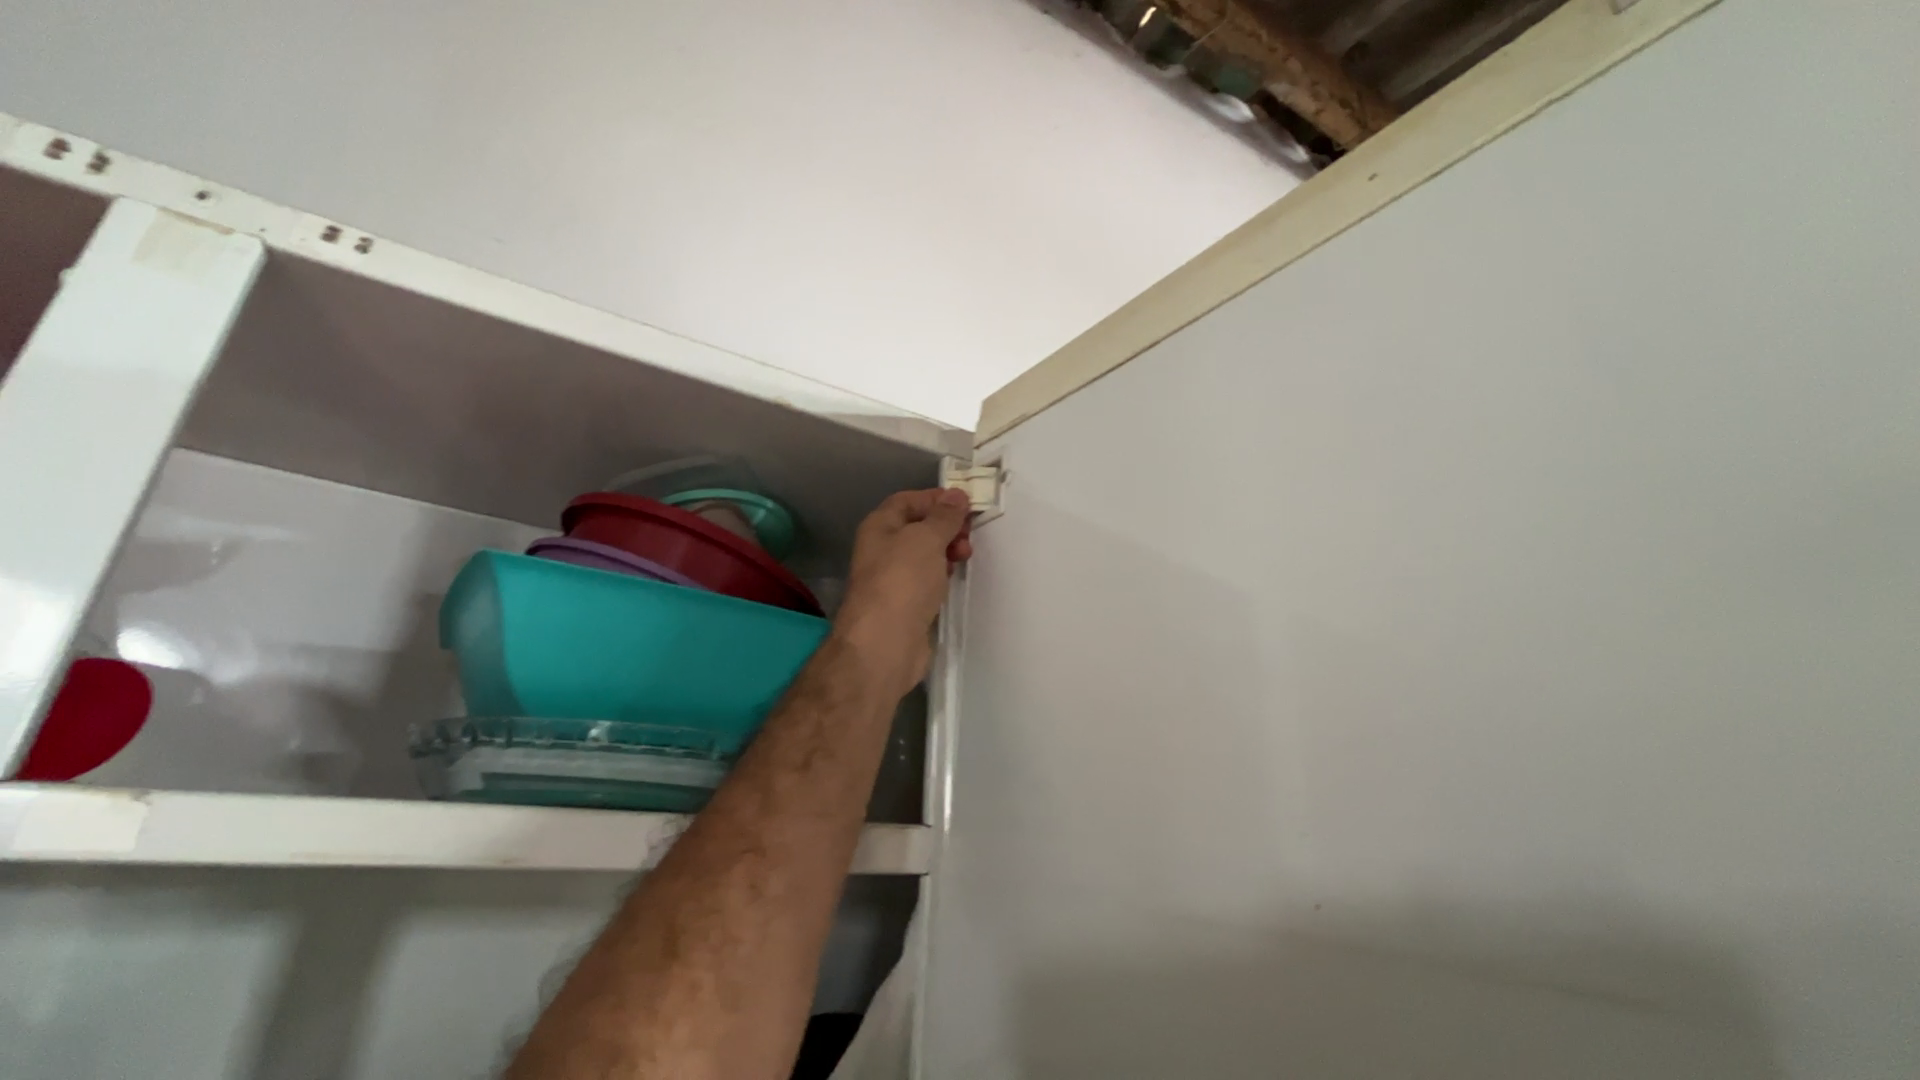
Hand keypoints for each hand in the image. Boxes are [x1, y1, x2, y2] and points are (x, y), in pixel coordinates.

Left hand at [832, 488, 972, 697]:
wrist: (884, 643)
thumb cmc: (902, 581)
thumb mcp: (926, 539)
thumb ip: (944, 516)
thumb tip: (956, 496)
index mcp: (879, 526)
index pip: (907, 500)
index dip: (936, 499)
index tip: (966, 505)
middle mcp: (882, 549)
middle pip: (918, 528)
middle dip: (946, 527)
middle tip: (968, 536)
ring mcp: (892, 579)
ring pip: (924, 555)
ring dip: (947, 551)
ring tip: (965, 558)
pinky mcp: (905, 604)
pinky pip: (927, 580)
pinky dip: (942, 575)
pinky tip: (953, 579)